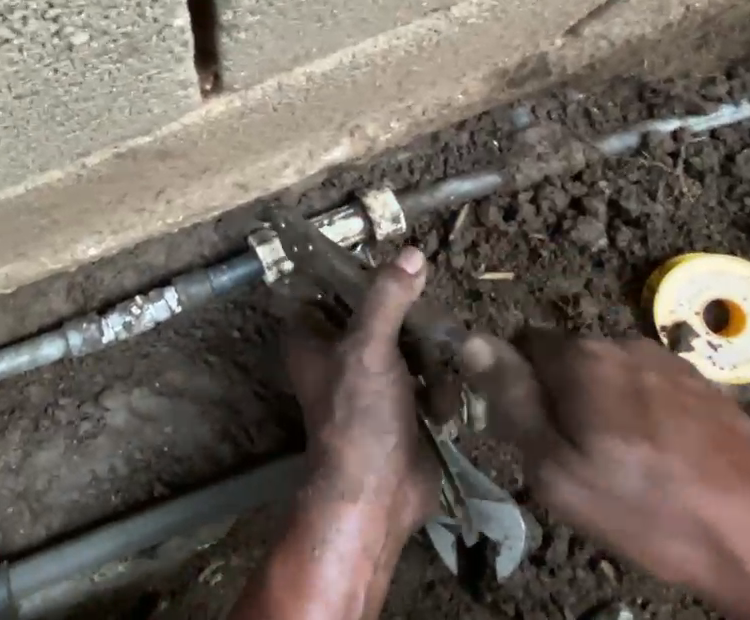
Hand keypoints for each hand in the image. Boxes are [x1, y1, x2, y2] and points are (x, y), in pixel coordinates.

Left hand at [283, 246, 437, 537]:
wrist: (379, 495)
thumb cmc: (358, 416)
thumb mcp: (368, 346)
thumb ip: (387, 298)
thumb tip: (411, 253)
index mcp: (309, 334)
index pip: (333, 286)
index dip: (363, 276)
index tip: (398, 274)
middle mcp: (334, 352)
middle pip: (380, 312)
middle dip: (410, 325)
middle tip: (425, 335)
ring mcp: (369, 378)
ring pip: (408, 342)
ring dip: (429, 360)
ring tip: (433, 381)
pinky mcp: (400, 403)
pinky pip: (425, 375)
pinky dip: (437, 387)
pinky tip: (441, 406)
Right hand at [460, 332, 749, 619]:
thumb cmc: (653, 511)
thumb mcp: (556, 469)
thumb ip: (509, 400)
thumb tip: (471, 341)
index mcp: (581, 356)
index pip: (518, 342)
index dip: (513, 384)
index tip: (527, 431)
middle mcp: (624, 343)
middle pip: (565, 359)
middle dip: (558, 396)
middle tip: (572, 459)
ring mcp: (674, 364)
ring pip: (609, 377)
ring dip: (602, 408)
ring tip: (622, 469)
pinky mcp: (711, 390)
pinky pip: (651, 392)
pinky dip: (643, 419)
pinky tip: (663, 467)